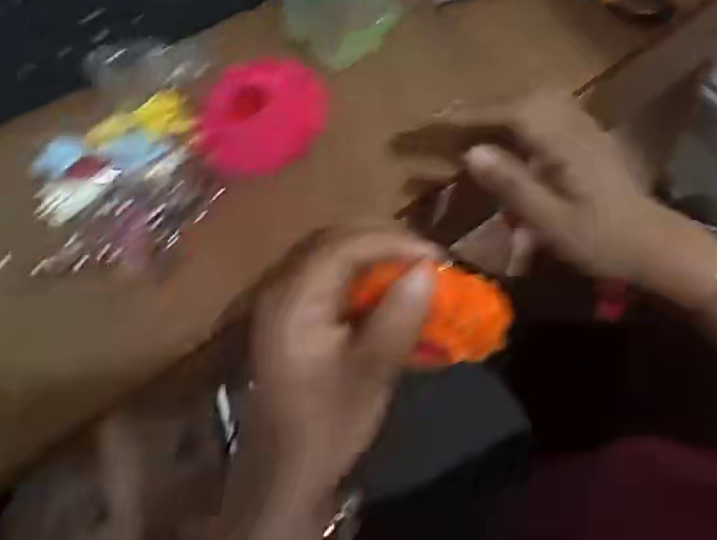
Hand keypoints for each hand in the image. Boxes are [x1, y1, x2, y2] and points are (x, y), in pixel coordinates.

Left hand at [247, 226, 438, 490]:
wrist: (282, 478)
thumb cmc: (325, 427)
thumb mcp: (368, 377)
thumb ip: (397, 320)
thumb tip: (428, 270)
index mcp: (292, 304)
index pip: (343, 248)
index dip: (393, 243)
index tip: (434, 257)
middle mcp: (281, 289)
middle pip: (336, 238)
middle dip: (387, 239)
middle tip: (428, 256)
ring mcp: (284, 298)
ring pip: (334, 248)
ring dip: (377, 249)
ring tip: (414, 264)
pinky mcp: (294, 309)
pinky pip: (331, 267)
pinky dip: (365, 265)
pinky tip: (390, 282)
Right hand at [397, 94, 690, 287]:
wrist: (656, 243)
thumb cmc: (602, 240)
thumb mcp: (552, 222)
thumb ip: (512, 184)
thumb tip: (471, 151)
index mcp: (563, 142)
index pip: (509, 114)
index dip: (470, 114)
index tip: (435, 119)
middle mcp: (575, 125)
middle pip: (524, 100)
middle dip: (485, 107)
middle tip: (448, 122)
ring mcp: (588, 128)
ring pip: (540, 102)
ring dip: (506, 108)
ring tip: (475, 125)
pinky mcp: (593, 138)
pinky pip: (554, 113)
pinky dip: (527, 115)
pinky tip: (516, 134)